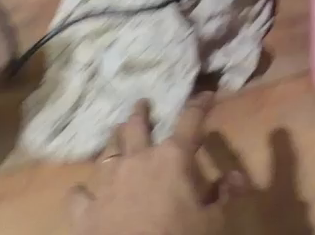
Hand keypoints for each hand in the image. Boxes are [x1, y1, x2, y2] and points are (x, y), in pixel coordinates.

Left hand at [66, 96, 241, 234]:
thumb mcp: (213, 223)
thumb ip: (225, 196)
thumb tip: (236, 176)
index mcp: (172, 158)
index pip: (190, 120)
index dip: (200, 104)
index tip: (206, 94)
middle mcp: (138, 159)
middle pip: (137, 126)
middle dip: (140, 112)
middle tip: (141, 103)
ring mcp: (108, 183)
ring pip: (108, 151)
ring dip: (113, 143)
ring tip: (114, 136)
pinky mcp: (85, 210)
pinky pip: (78, 194)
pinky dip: (81, 192)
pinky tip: (81, 192)